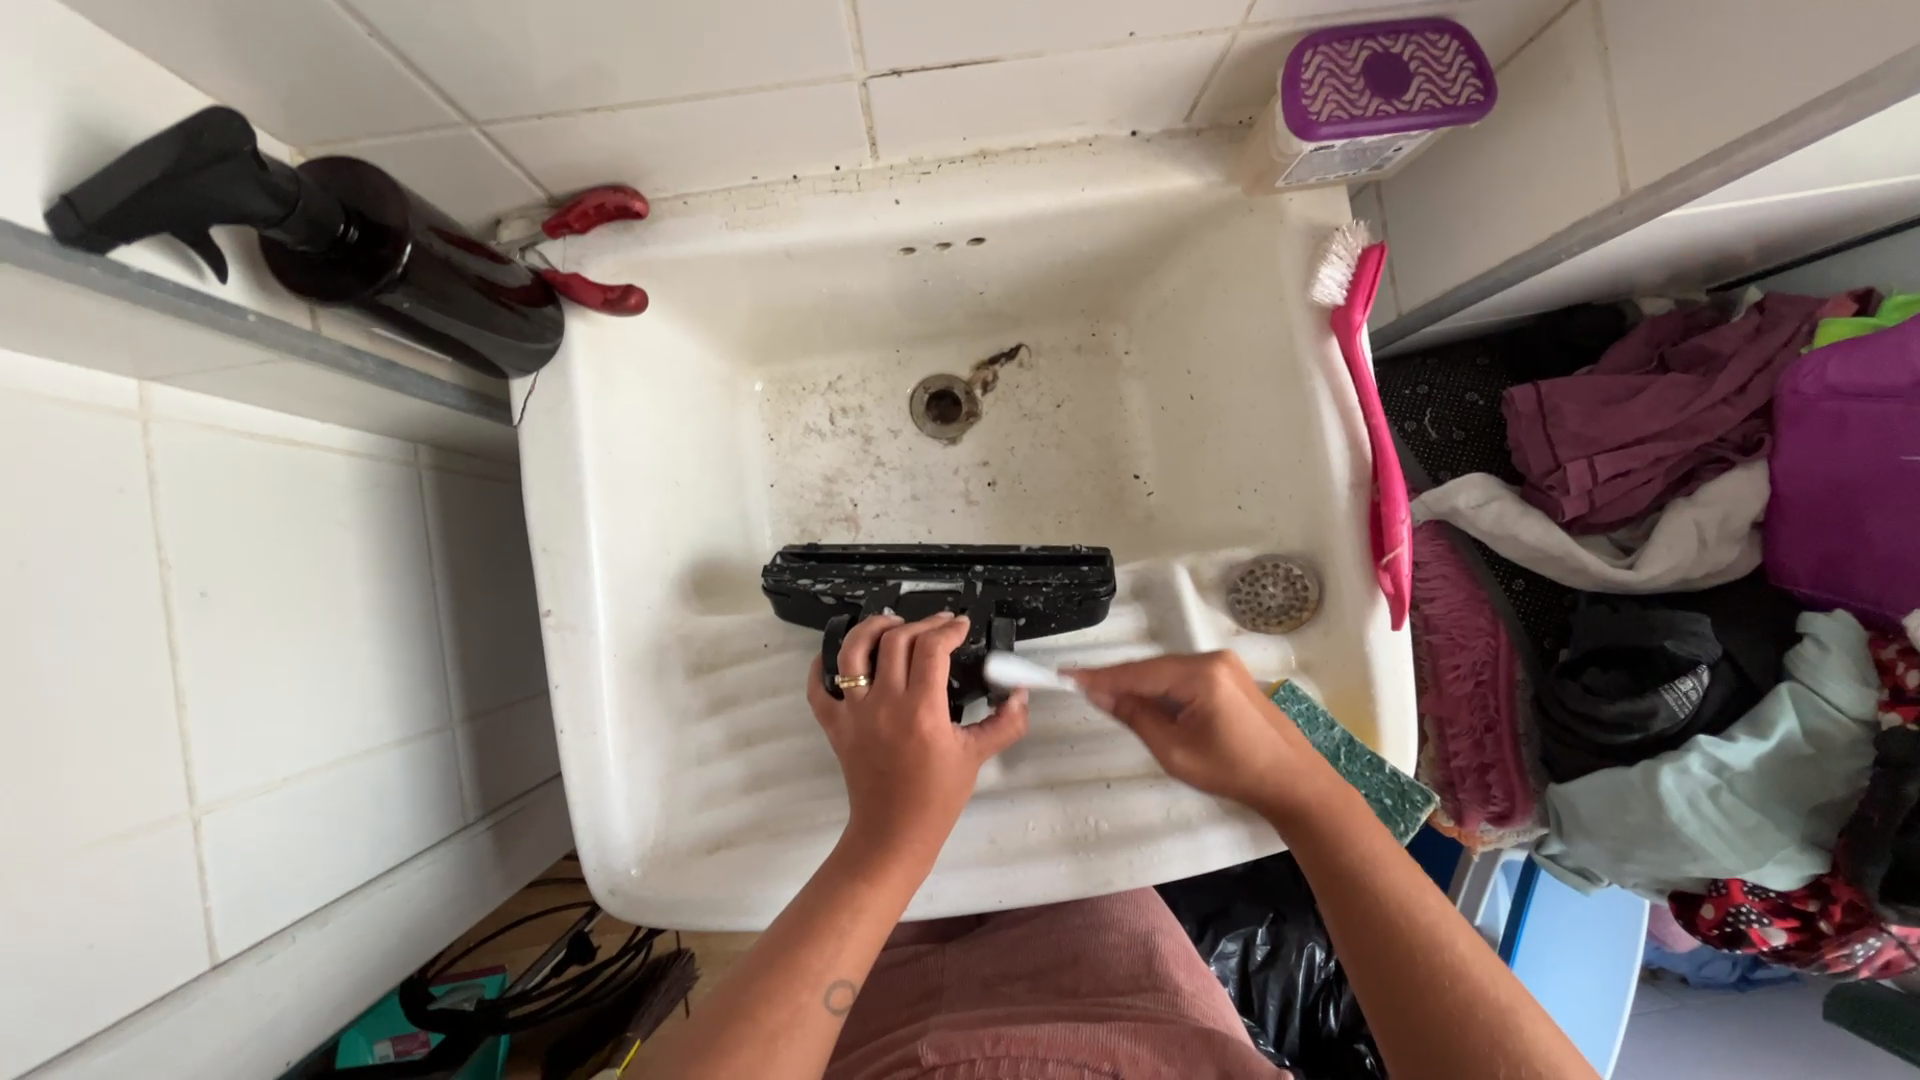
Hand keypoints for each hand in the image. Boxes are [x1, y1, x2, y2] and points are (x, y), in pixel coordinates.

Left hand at [806, 613, 1029, 864]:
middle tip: (939, 625)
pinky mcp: (834, 725)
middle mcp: (884, 704)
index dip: (949, 629)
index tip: (962, 626)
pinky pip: (818, 688)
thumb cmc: (937, 797)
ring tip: (890, 623)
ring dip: (870, 628)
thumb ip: (1005, 723)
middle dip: (921, 623)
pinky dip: (823, 666)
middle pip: (895, 640)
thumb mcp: (977, 756)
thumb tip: (1020, 693)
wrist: (893, 833)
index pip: (932, 649)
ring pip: (852, 651)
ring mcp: (853, 713)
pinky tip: (838, 656)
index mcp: (921, 711)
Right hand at [1070, 651, 1326, 816]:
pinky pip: (1183, 678)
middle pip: (1151, 668)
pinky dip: (1162, 690)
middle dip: (1119, 682)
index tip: (1066, 676)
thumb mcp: (1174, 751)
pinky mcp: (1230, 676)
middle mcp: (1212, 659)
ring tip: (1112, 703)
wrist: (1294, 782)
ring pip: (1166, 673)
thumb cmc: (1235, 771)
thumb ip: (1135, 716)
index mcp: (1200, 674)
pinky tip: (1149, 705)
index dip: (1099, 677)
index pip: (1137, 672)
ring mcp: (1224, 665)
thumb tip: (1101, 694)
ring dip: (1141, 688)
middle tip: (1084, 692)